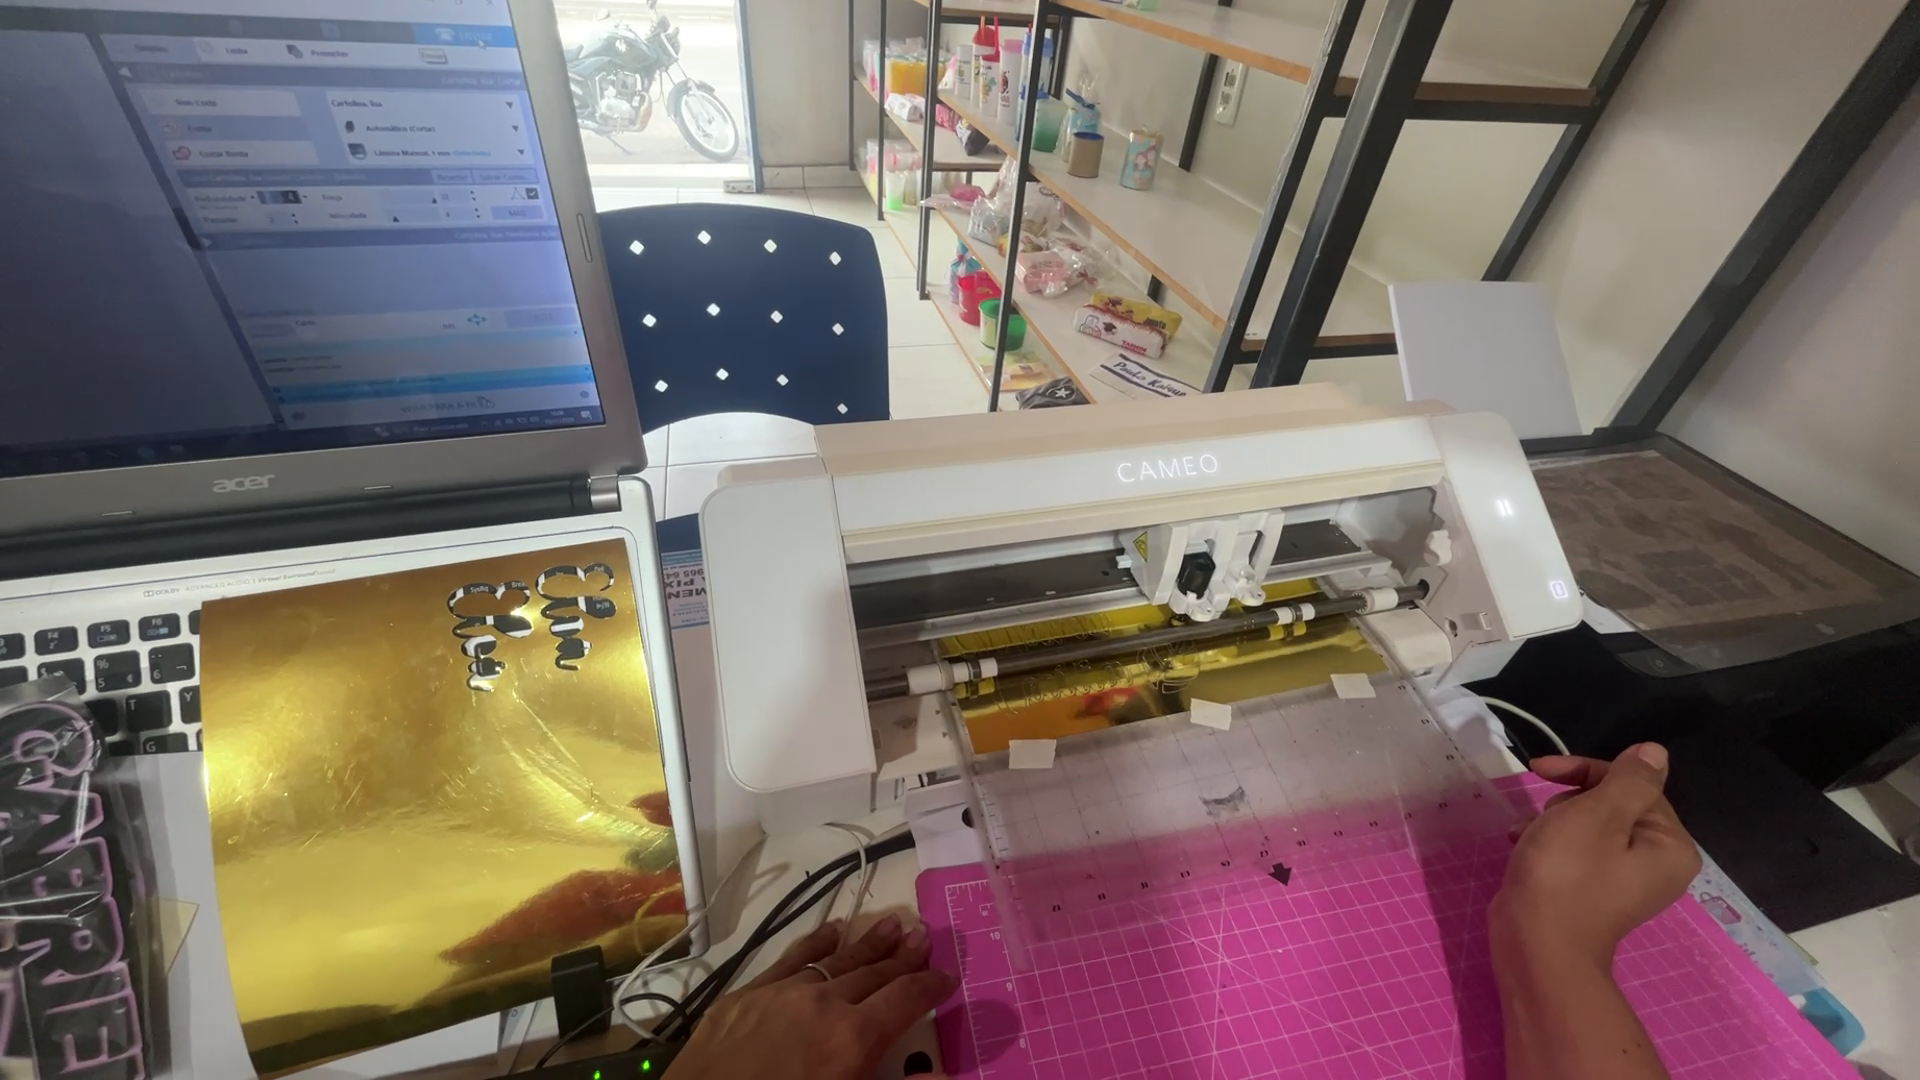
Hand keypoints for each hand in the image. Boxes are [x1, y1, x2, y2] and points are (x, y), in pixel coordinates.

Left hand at [669, 915, 957, 1079]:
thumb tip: (938, 1076)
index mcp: (852, 1040)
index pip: (904, 1001)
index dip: (930, 987)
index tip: (947, 976)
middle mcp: (824, 1004)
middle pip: (874, 973)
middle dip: (903, 957)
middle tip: (923, 936)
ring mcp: (782, 992)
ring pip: (837, 959)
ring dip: (868, 943)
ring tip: (892, 924)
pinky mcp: (745, 994)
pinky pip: (790, 958)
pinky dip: (816, 942)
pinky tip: (832, 931)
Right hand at [1491, 744, 1700, 973]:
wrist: (1538, 939)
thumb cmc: (1565, 872)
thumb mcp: (1594, 816)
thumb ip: (1628, 781)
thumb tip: (1654, 751)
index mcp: (1668, 845)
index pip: (1633, 785)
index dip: (1585, 771)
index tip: (1538, 769)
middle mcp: (1656, 862)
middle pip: (1611, 804)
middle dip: (1566, 800)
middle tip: (1539, 812)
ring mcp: (1624, 878)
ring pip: (1586, 824)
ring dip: (1550, 819)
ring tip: (1527, 833)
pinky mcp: (1593, 888)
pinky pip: (1575, 848)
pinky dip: (1547, 840)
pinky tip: (1522, 845)